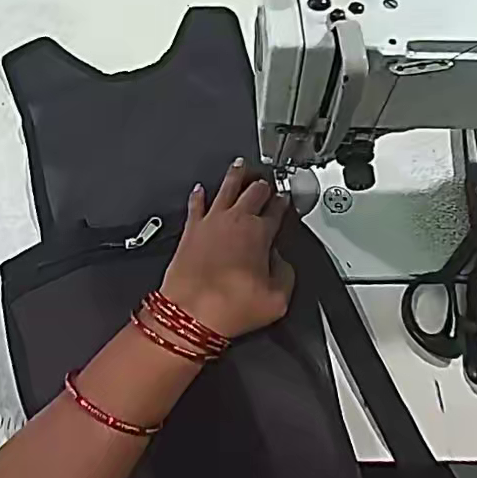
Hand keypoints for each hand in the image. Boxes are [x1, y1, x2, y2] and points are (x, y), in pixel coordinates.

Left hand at [159, 159, 294, 338]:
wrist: (190, 312)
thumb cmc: (231, 306)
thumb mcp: (278, 299)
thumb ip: (285, 274)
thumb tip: (281, 262)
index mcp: (260, 232)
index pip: (277, 210)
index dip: (284, 203)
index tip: (286, 199)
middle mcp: (236, 220)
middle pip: (254, 191)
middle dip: (263, 184)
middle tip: (267, 180)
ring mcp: (211, 221)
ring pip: (226, 187)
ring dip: (236, 175)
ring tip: (241, 165)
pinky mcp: (191, 229)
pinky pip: (196, 204)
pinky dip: (199, 194)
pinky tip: (200, 188)